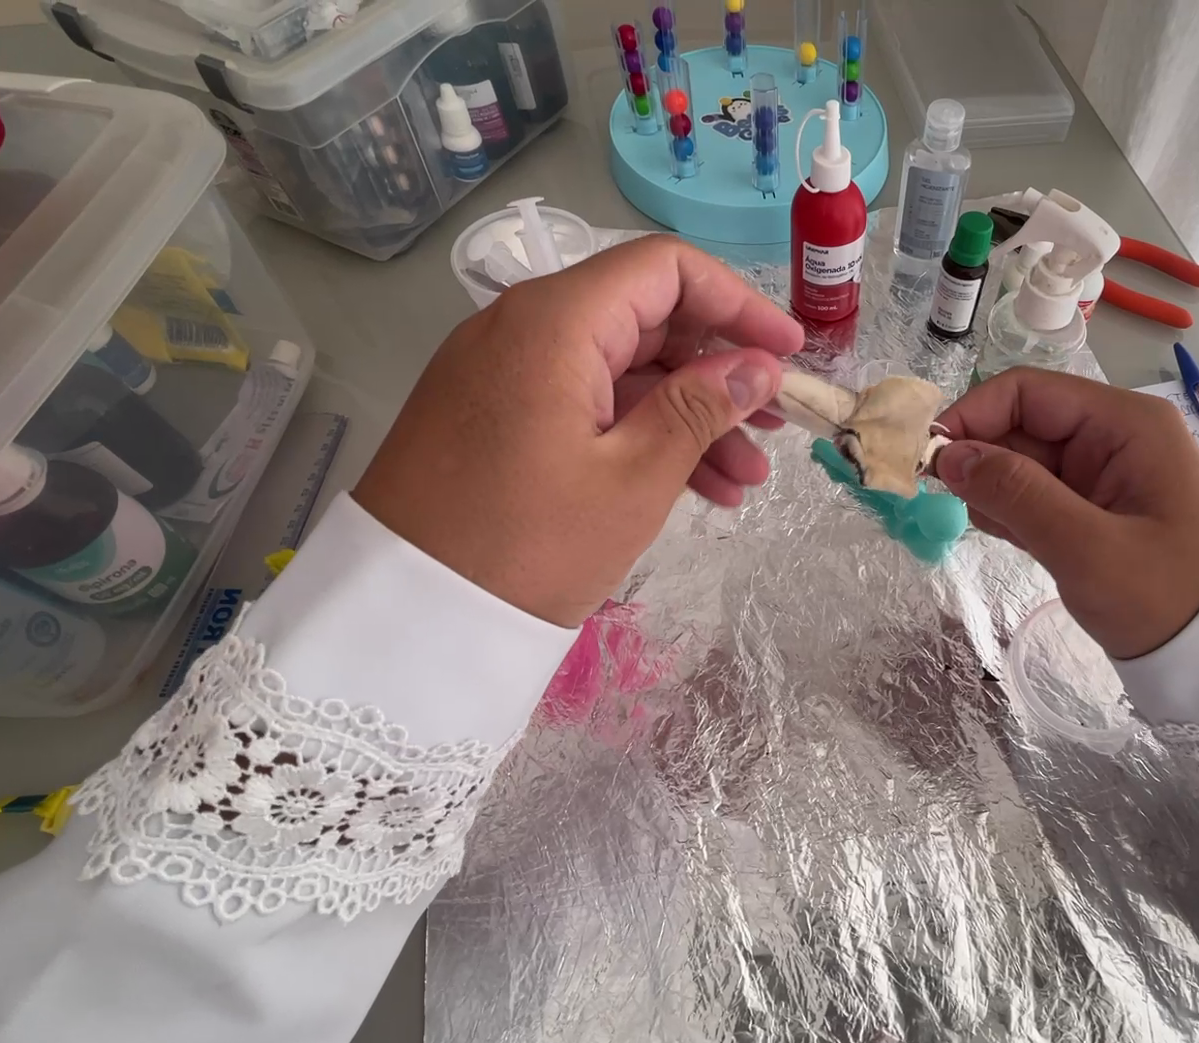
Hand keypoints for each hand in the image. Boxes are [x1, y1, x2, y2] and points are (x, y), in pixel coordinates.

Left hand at [353, 236, 802, 627]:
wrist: (408, 616)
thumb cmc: (530, 545)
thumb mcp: (634, 479)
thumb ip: (701, 408)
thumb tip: (759, 366)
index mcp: (557, 322)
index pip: (667, 269)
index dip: (739, 303)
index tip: (790, 352)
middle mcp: (528, 329)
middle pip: (649, 323)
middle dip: (722, 375)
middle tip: (776, 427)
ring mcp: (511, 376)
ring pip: (626, 376)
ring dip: (692, 420)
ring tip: (748, 481)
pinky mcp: (503, 419)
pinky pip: (591, 410)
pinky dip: (643, 439)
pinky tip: (698, 490)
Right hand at [933, 368, 1198, 658]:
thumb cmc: (1165, 597)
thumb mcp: (1087, 547)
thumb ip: (1016, 494)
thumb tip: (947, 456)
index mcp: (1122, 424)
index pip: (1028, 392)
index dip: (972, 415)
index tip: (928, 458)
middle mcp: (1110, 437)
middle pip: (1021, 425)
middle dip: (979, 457)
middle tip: (947, 503)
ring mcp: (1101, 474)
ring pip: (1022, 462)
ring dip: (994, 491)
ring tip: (1003, 532)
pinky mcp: (1092, 508)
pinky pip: (1035, 494)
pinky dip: (1013, 512)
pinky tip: (1015, 539)